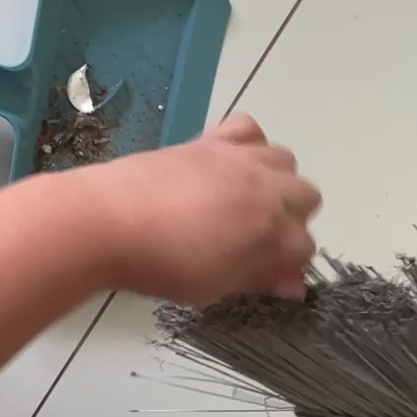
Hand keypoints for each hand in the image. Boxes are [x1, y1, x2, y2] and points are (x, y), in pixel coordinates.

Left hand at [77, 114, 320, 303]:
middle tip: (256, 238)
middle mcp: (265, 189)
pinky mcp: (210, 140)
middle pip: (308, 197)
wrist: (108, 221)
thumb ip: (256, 278)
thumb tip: (291, 285)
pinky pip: (248, 128)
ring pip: (285, 159)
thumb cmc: (158, 265)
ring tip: (245, 200)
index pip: (304, 248)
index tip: (268, 274)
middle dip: (291, 220)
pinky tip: (230, 165)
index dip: (288, 264)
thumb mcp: (213, 287)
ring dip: (276, 180)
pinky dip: (249, 144)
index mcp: (269, 233)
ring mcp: (239, 159)